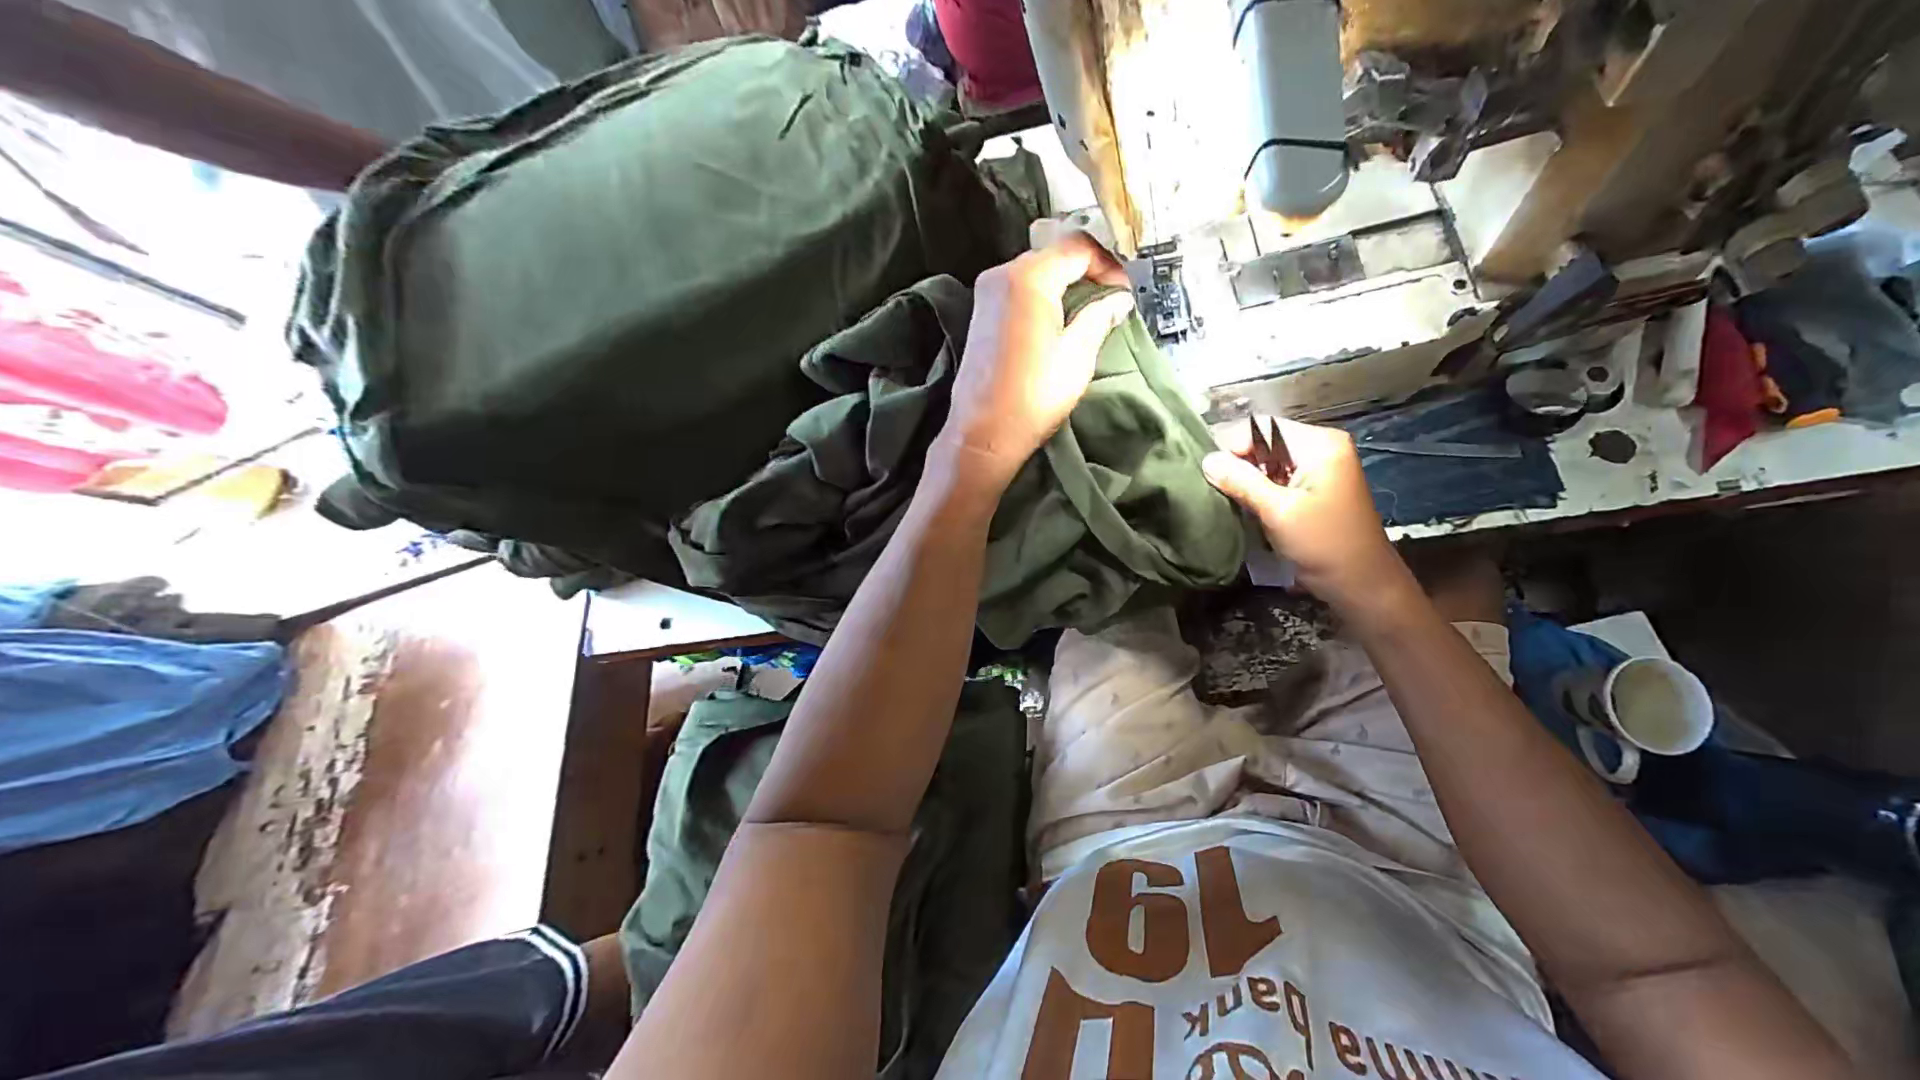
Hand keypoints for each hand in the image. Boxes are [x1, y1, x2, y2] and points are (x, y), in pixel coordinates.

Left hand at [938, 232, 1136, 484]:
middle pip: (1054, 255)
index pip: (1077, 246)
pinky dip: (1044, 297)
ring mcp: (987, 294)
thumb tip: (1118, 299)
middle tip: (1112, 298)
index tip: (1123, 290)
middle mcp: (1001, 275)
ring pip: (1037, 272)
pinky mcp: (982, 315)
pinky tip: (1061, 322)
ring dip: (1066, 285)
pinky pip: (1020, 290)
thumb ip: (1100, 316)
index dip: (1108, 263)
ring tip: (1091, 312)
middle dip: (1087, 271)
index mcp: (1028, 277)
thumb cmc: (1032, 395)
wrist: (983, 433)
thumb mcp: (1078, 353)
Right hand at [1201, 418, 1418, 617]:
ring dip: (1247, 478)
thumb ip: (1241, 482)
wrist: (1361, 583)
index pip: (1262, 427)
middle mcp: (1321, 447)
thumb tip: (1207, 460)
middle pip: (1265, 441)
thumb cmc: (1323, 544)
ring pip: (1268, 460)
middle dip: (1238, 462)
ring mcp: (1320, 467)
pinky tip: (1246, 505)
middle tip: (1214, 486)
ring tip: (1227, 497)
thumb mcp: (1277, 511)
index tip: (1208, 472)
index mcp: (1320, 444)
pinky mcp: (1314, 486)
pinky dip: (1260, 488)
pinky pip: (1278, 476)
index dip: (1232, 446)